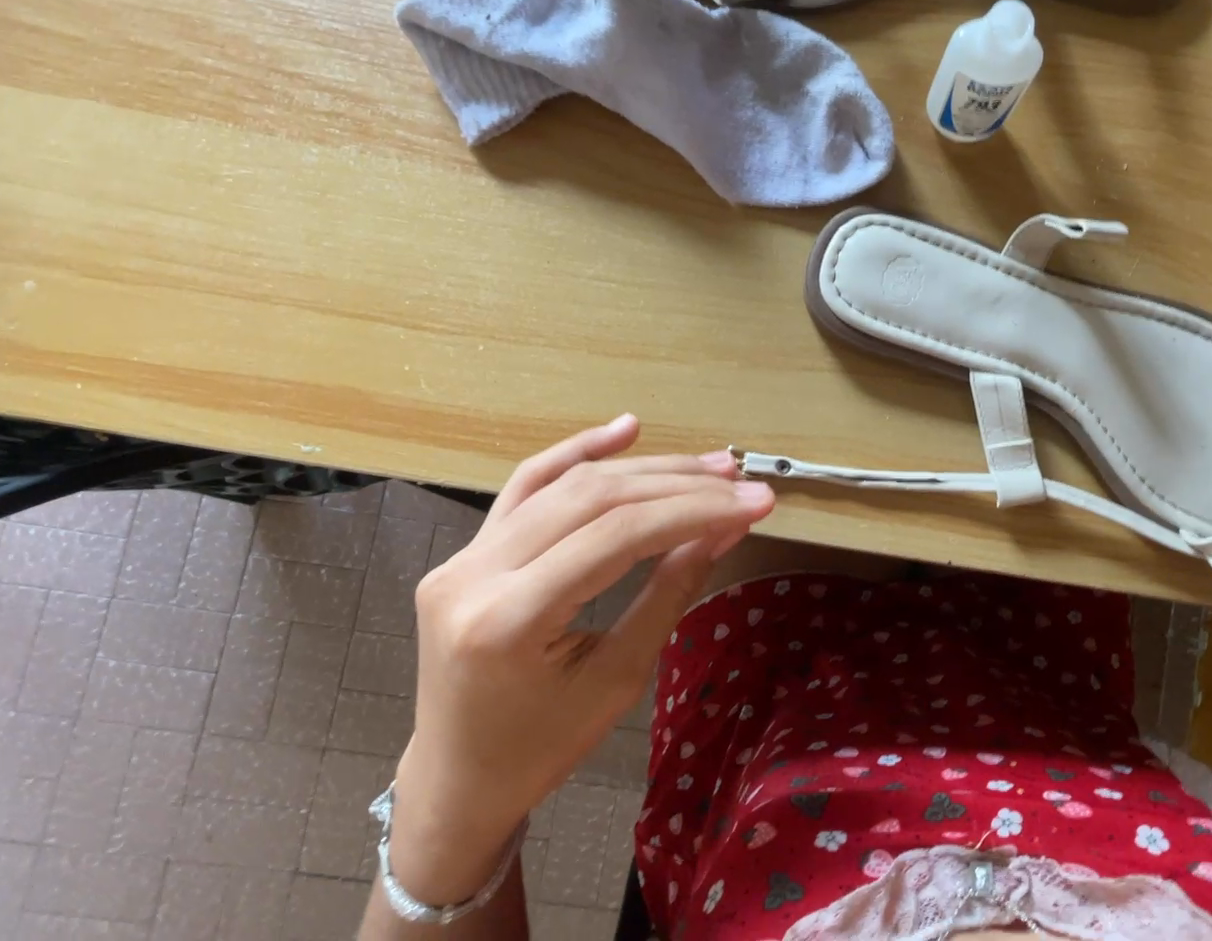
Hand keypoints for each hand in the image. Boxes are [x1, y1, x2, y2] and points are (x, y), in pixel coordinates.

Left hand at [386, 415, 773, 901]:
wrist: (457, 781)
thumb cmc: (541, 749)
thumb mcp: (617, 680)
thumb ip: (669, 593)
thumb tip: (723, 529)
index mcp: (508, 620)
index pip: (617, 536)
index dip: (692, 511)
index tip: (755, 503)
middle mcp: (474, 573)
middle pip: (592, 499)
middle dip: (676, 486)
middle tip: (739, 482)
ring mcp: (462, 556)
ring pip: (564, 485)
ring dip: (641, 469)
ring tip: (706, 465)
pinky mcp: (466, 550)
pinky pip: (525, 488)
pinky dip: (577, 454)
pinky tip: (624, 430)